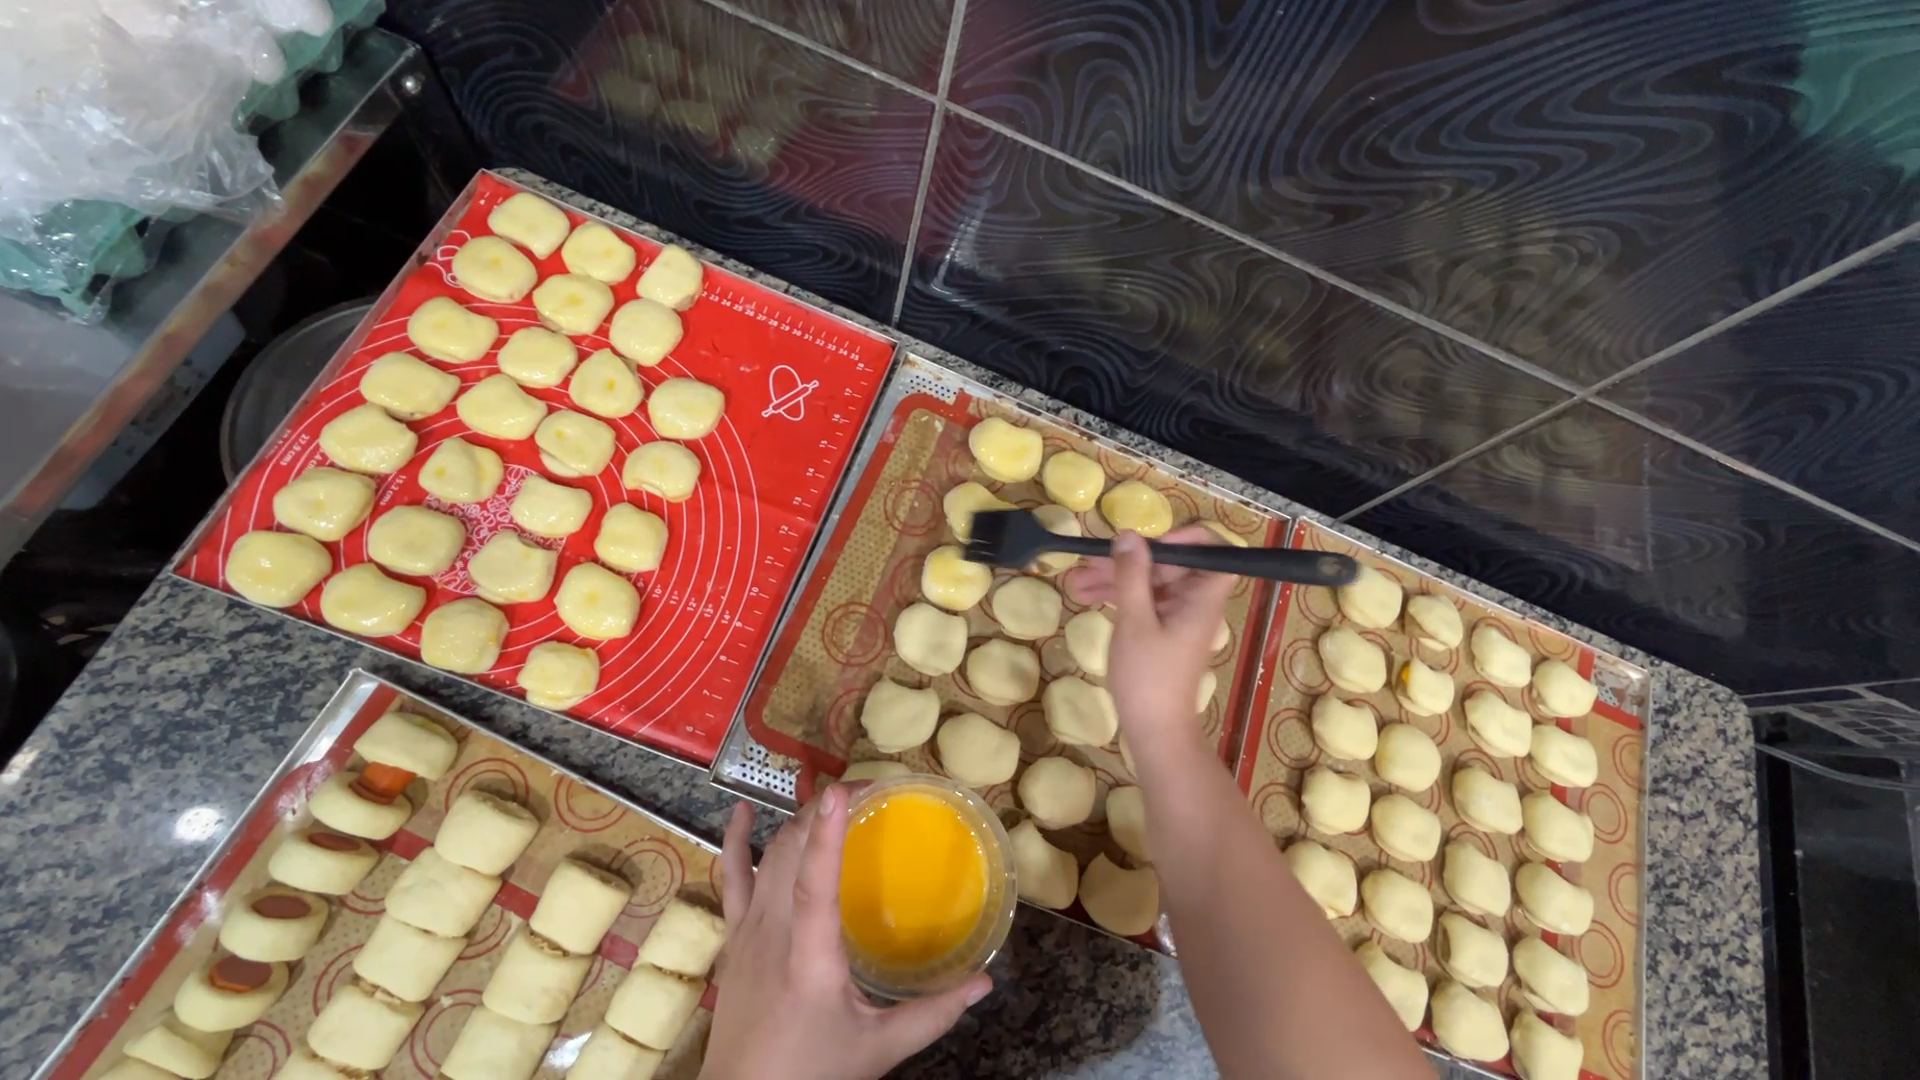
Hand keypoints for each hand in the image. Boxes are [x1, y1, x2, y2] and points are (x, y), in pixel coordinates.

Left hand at [699, 787, 990, 1079]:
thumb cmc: (813, 1071)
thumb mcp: (880, 1049)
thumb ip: (934, 1015)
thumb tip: (986, 984)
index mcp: (810, 957)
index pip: (814, 883)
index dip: (827, 835)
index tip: (842, 790)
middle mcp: (773, 932)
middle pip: (791, 852)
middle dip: (825, 811)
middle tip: (869, 790)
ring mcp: (747, 930)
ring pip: (768, 855)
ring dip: (798, 820)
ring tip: (833, 797)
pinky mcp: (734, 935)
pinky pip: (730, 877)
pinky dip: (733, 839)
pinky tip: (740, 809)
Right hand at [1065, 526, 1234, 750]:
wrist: (1155, 731)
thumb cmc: (1148, 676)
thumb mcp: (1134, 621)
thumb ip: (1131, 575)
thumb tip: (1128, 535)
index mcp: (1201, 599)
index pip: (1216, 553)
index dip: (1188, 540)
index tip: (1152, 544)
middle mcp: (1195, 605)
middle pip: (1171, 567)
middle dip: (1131, 560)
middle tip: (1092, 561)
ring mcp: (1178, 620)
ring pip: (1151, 585)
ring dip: (1117, 579)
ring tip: (1075, 581)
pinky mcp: (1162, 634)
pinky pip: (1144, 604)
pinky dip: (1119, 598)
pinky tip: (1087, 597)